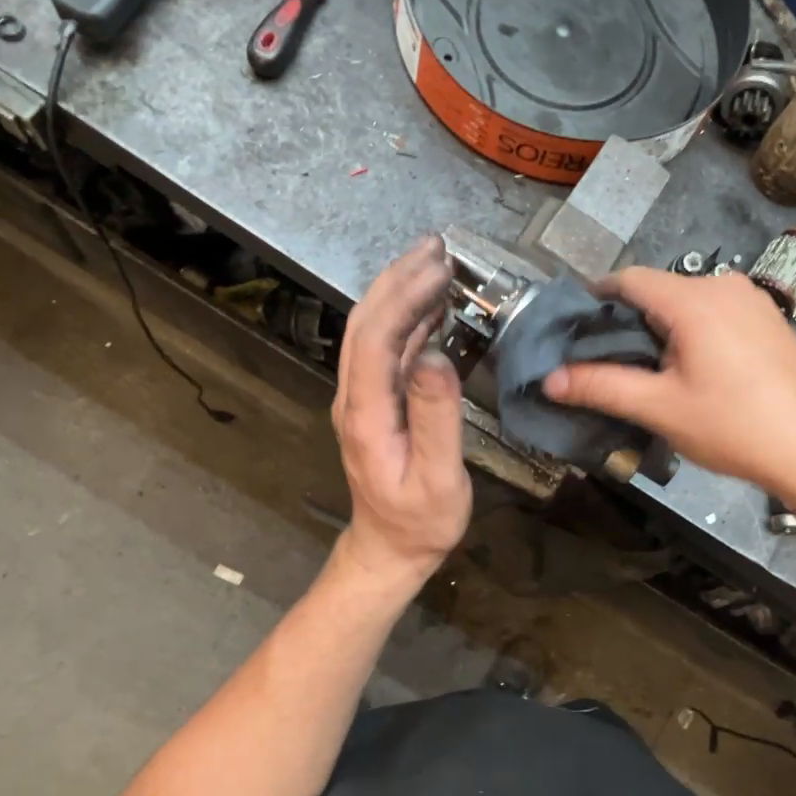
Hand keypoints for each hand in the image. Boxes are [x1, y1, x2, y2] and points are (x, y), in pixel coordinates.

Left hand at [331, 237, 472, 583]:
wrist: (390, 549)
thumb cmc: (419, 522)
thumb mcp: (438, 478)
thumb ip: (436, 418)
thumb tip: (437, 355)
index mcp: (366, 413)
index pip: (376, 337)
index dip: (405, 295)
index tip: (441, 268)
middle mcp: (354, 398)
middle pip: (366, 323)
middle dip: (398, 278)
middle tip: (437, 246)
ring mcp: (361, 400)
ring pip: (371, 331)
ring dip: (399, 292)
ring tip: (435, 263)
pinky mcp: (374, 405)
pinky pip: (384, 351)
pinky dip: (407, 320)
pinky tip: (431, 309)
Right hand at [542, 268, 795, 501]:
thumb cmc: (735, 427)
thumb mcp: (660, 409)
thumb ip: (601, 387)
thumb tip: (549, 379)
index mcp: (694, 299)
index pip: (628, 279)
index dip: (594, 299)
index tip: (572, 329)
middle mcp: (724, 287)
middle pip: (658, 290)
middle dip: (626, 320)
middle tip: (602, 361)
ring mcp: (753, 302)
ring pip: (688, 304)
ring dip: (659, 330)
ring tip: (643, 373)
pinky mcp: (770, 322)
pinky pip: (716, 315)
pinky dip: (691, 334)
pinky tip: (688, 373)